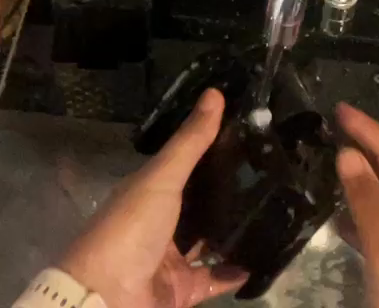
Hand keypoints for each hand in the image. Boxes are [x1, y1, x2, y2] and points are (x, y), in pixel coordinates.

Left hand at [59, 89, 247, 307]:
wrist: (107, 297)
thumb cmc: (131, 226)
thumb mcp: (162, 176)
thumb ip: (191, 140)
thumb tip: (216, 90)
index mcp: (149, 191)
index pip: (183, 165)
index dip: (209, 150)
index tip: (245, 134)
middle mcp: (159, 222)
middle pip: (196, 204)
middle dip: (225, 192)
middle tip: (266, 173)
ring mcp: (170, 258)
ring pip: (207, 241)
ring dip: (231, 231)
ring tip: (270, 211)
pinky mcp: (180, 291)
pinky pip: (213, 278)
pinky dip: (233, 271)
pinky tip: (260, 257)